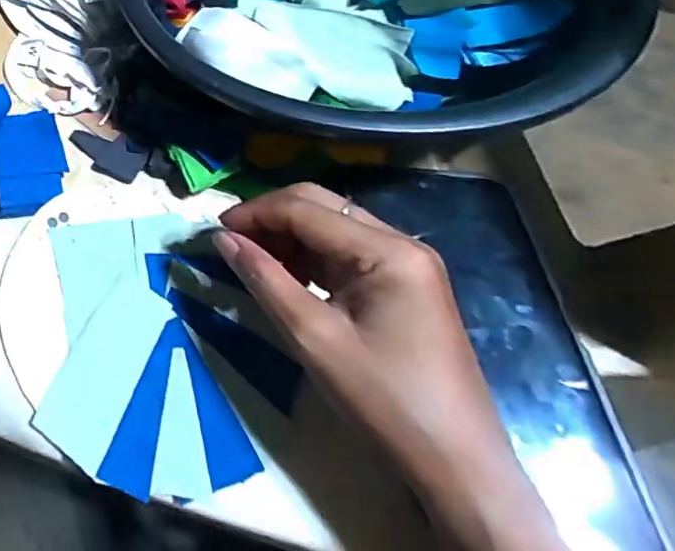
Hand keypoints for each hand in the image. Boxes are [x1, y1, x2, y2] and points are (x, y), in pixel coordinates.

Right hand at [215, 184, 563, 550]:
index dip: (257, 213)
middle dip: (273, 217)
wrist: (459, 466)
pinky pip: (349, 253)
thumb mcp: (314, 338)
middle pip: (323, 207)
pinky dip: (313, 257)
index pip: (307, 209)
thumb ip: (266, 280)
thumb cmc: (384, 401)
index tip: (216, 229)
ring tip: (252, 258)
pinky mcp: (406, 284)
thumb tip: (224, 239)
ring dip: (291, 236)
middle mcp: (401, 242)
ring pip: (334, 227)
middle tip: (231, 239)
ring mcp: (407, 263)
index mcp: (387, 250)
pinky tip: (287, 274)